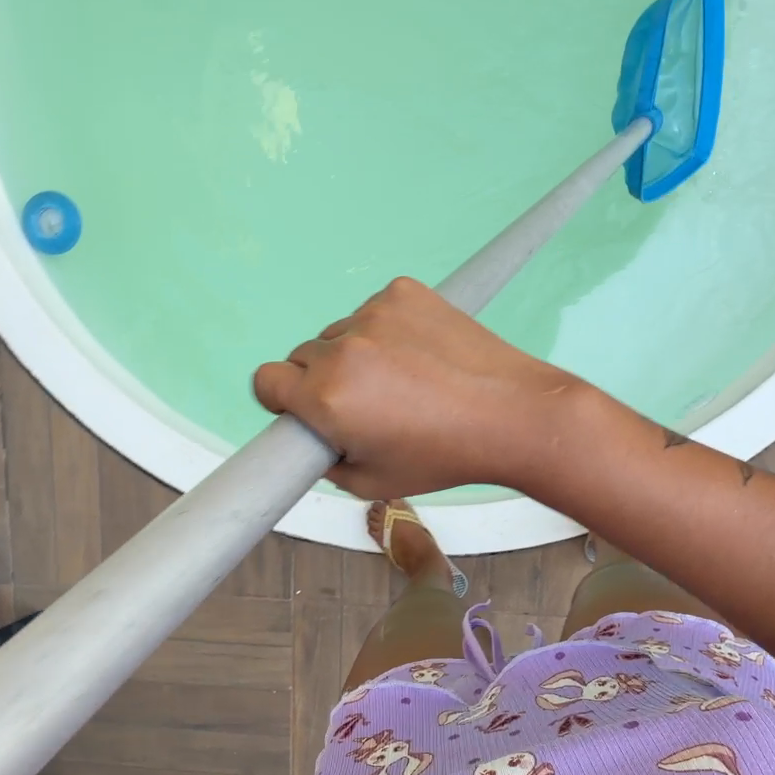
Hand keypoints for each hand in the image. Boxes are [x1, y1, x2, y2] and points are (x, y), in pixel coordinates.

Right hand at [253, 277, 588, 498]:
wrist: (510, 414)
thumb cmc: (443, 456)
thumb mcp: (371, 483)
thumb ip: (325, 462)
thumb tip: (315, 436)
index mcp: (327, 398)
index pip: (264, 380)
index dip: (281, 398)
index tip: (303, 409)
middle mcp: (342, 349)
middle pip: (303, 356)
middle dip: (321, 380)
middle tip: (365, 403)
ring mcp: (374, 314)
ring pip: (339, 333)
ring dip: (355, 354)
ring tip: (403, 380)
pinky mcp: (403, 292)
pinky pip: (373, 312)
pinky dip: (386, 331)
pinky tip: (419, 355)